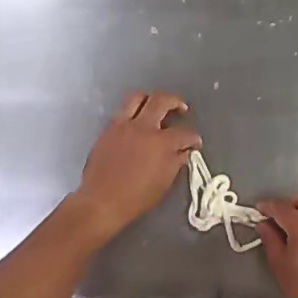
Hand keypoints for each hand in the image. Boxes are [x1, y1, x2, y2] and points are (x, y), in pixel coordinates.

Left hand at [70, 92, 200, 236]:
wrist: (102, 199)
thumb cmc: (136, 197)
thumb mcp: (164, 182)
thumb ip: (176, 162)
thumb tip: (183, 151)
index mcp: (161, 143)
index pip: (184, 133)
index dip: (194, 138)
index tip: (195, 143)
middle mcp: (143, 128)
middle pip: (161, 101)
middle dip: (175, 102)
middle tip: (181, 108)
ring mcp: (123, 125)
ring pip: (138, 98)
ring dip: (150, 99)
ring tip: (155, 107)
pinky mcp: (108, 129)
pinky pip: (122, 111)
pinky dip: (133, 111)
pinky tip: (137, 122)